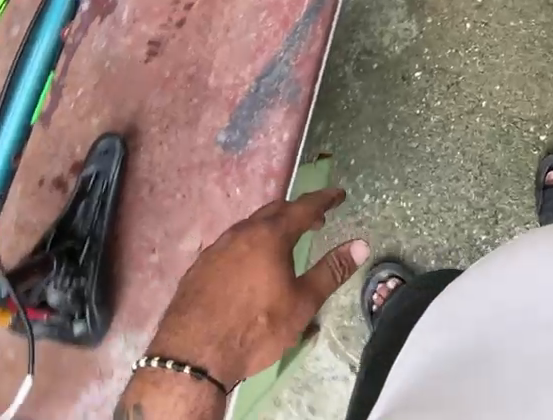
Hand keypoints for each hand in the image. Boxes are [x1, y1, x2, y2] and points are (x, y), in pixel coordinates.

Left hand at [146, 188, 368, 384]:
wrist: (191, 357)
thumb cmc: (255, 327)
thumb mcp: (302, 303)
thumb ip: (331, 271)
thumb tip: (361, 245)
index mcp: (271, 235)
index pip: (304, 207)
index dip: (325, 199)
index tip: (339, 194)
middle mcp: (243, 232)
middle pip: (275, 210)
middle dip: (298, 211)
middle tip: (315, 220)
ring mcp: (217, 248)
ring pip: (250, 226)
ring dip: (271, 227)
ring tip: (283, 243)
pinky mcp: (199, 267)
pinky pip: (231, 244)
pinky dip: (249, 244)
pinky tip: (249, 265)